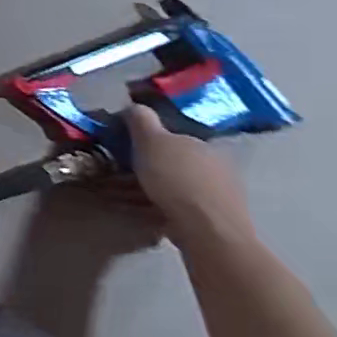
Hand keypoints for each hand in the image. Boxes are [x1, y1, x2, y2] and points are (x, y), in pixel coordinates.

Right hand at [125, 106, 254, 247]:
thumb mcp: (151, 140)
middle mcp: (216, 166)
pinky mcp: (212, 220)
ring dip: (147, 188)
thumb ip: (141, 119)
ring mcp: (218, 195)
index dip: (148, 139)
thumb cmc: (176, 178)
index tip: (125, 147)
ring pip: (173, 185)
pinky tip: (138, 211)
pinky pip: (177, 206)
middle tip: (119, 172)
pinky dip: (156, 206)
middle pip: (173, 161)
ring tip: (120, 196)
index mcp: (205, 144)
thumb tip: (135, 106)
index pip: (174, 135)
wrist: (206, 230)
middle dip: (147, 166)